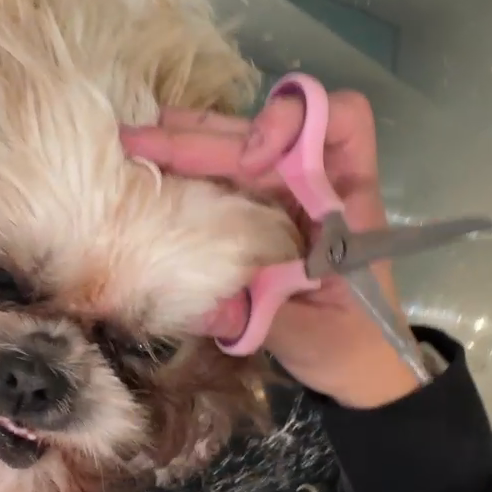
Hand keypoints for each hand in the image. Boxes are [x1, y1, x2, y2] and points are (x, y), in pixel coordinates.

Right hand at [121, 88, 421, 408]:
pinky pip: (219, 180)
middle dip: (203, 137)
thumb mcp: (311, 336)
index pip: (340, 123)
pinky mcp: (252, 215)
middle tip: (141, 143)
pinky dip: (183, 168)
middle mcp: (312, 185)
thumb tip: (201, 305)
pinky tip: (149, 168)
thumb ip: (263, 316)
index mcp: (346, 202)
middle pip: (261, 135)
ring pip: (233, 148)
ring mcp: (278, 197)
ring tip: (135, 141)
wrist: (356, 367)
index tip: (252, 161)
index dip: (295, 123)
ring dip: (185, 141)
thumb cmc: (351, 346)